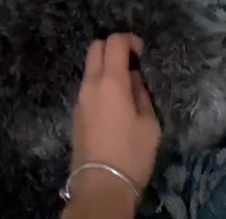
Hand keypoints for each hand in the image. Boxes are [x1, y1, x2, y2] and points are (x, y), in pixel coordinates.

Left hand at [67, 34, 160, 214]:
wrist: (100, 186)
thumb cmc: (131, 154)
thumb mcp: (149, 124)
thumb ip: (142, 94)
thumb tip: (134, 78)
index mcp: (110, 81)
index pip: (114, 42)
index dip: (129, 39)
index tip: (142, 52)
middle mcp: (90, 83)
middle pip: (96, 47)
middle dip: (113, 47)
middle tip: (131, 62)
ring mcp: (80, 98)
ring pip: (89, 67)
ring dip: (105, 66)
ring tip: (125, 86)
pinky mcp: (76, 113)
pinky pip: (87, 86)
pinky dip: (99, 83)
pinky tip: (114, 103)